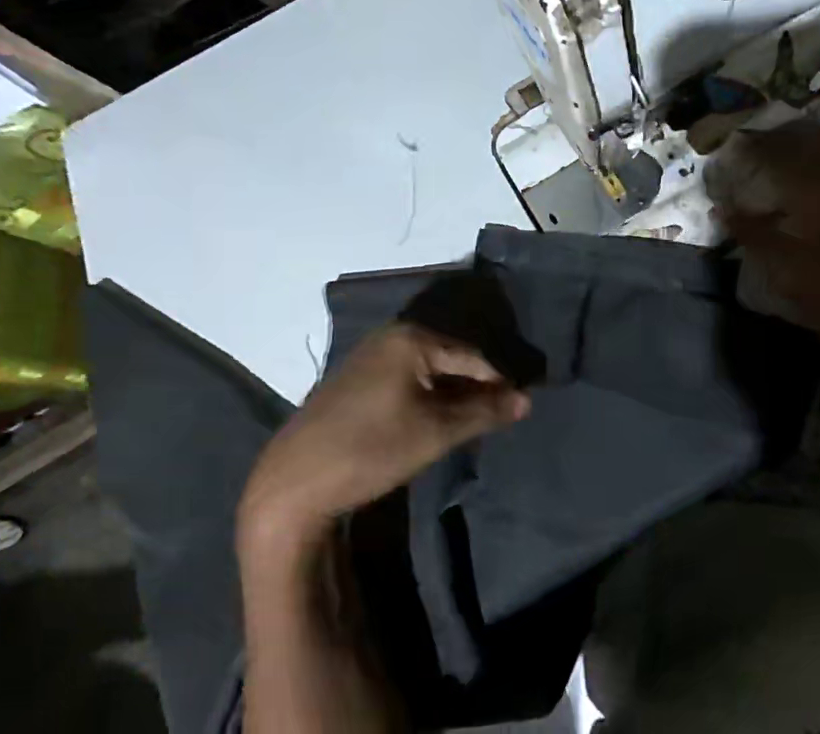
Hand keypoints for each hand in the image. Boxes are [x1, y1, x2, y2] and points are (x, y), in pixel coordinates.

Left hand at [238, 324, 529, 547]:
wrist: (292, 484)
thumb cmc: (371, 450)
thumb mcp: (437, 432)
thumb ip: (485, 412)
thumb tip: (527, 400)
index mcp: (411, 338)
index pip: (472, 356)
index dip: (498, 382)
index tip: (518, 408)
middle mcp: (389, 336)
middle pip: (449, 358)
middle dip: (474, 387)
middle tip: (496, 417)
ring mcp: (368, 355)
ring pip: (426, 370)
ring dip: (450, 393)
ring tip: (470, 422)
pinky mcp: (354, 378)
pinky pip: (404, 377)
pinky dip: (425, 395)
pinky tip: (433, 420)